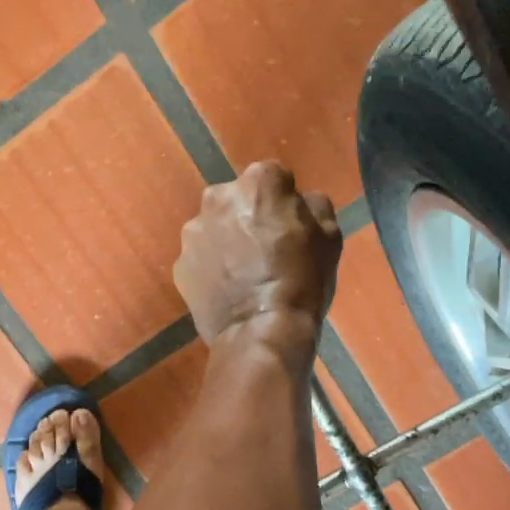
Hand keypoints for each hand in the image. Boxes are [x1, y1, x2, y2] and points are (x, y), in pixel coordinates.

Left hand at [173, 160, 340, 346]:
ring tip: (243, 275)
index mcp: (258, 182)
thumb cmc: (302, 281)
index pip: (273, 177)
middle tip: (264, 250)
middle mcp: (217, 198)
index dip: (283, 202)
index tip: (290, 226)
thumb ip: (314, 206)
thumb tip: (300, 203)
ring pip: (214, 229)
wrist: (262, 332)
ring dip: (226, 242)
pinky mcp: (180, 266)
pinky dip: (210, 269)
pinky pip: (200, 259)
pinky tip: (227, 291)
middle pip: (236, 200)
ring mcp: (193, 233)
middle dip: (249, 217)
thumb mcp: (330, 237)